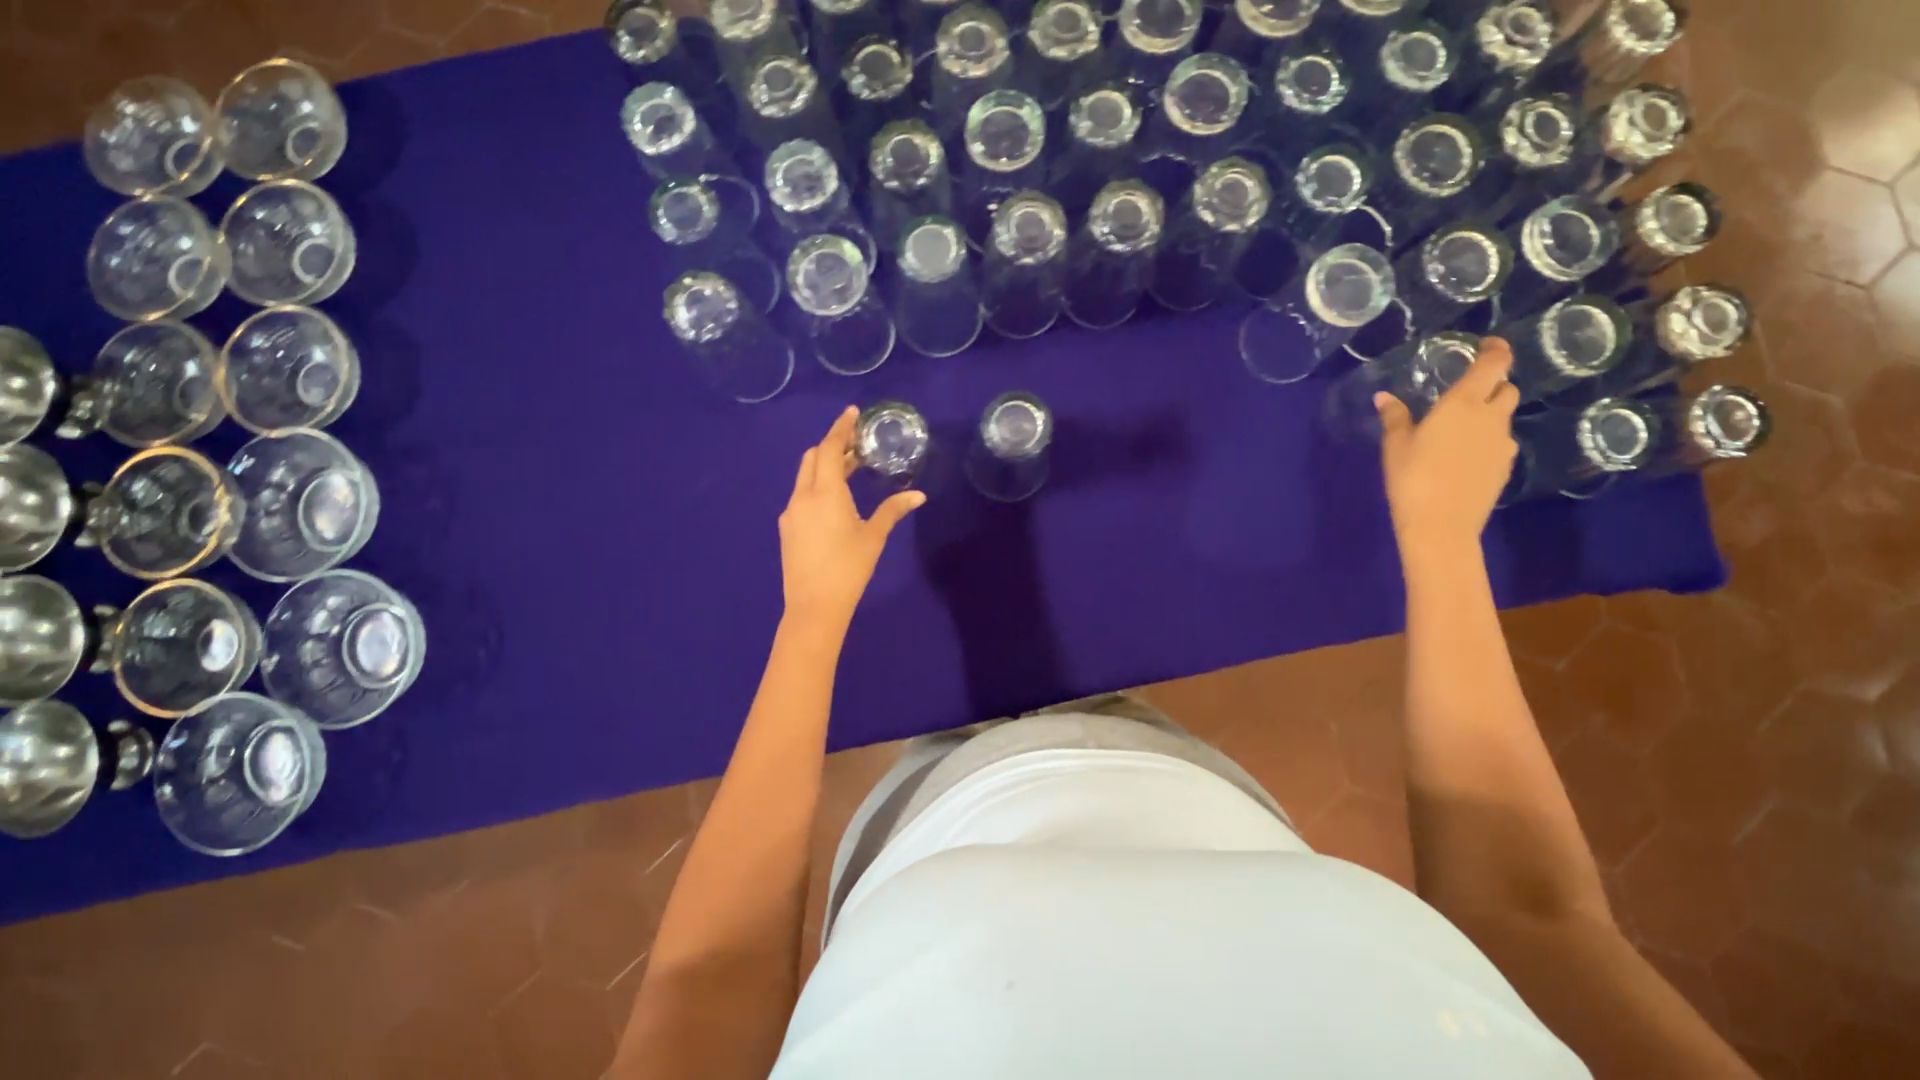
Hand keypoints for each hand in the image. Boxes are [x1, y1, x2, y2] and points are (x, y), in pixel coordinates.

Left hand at [778, 407, 924, 628]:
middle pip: (812, 458)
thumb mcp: (874, 537)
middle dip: (832, 446)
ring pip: (805, 477)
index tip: (852, 413)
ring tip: (850, 470)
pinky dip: (817, 486)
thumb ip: (893, 510)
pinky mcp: (787, 529)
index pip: (828, 449)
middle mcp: (802, 496)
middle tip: (856, 446)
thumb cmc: (848, 569)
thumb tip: (918, 496)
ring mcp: (791, 513)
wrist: (814, 606)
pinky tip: (834, 501)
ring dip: (824, 467)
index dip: (840, 428)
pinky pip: (801, 496)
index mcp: (825, 493)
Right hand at [1376, 337, 1519, 556]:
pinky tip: (1464, 458)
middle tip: (1468, 392)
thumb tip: (1384, 397)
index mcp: (1463, 404)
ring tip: (1461, 430)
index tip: (1489, 345)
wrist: (1441, 526)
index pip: (1494, 365)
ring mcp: (1503, 444)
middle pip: (1507, 389)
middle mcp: (1491, 418)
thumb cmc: (1413, 479)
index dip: (1497, 350)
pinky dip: (1488, 441)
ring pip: (1504, 418)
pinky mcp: (1505, 467)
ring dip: (1489, 416)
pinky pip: (1501, 444)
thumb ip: (1394, 417)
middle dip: (1494, 384)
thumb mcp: (1395, 446)